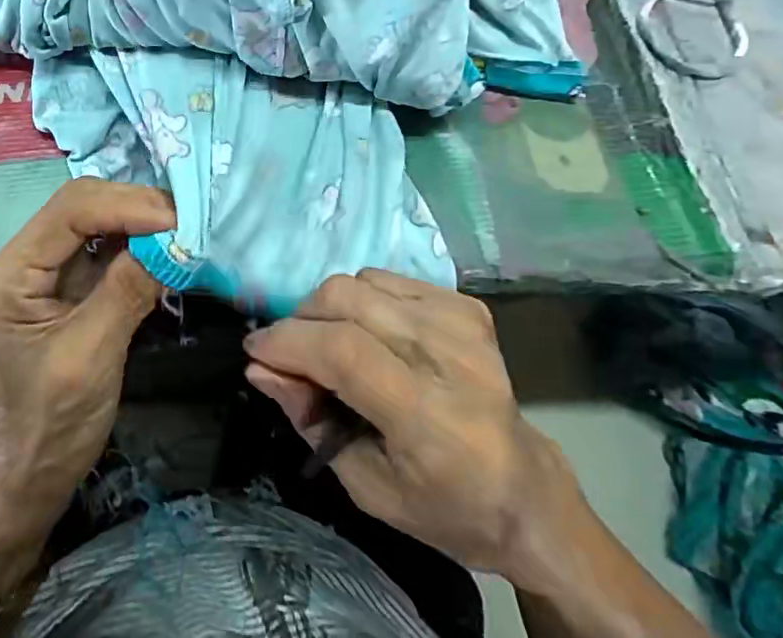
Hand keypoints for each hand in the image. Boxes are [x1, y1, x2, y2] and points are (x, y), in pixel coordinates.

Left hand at [0, 178, 175, 597]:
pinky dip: (133, 246)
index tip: (178, 217)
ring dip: (136, 222)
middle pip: (77, 209)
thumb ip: (127, 289)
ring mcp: (40, 274)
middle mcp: (19, 262)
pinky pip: (98, 252)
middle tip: (188, 218)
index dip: (124, 206)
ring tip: (183, 226)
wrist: (32, 472)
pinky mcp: (61, 288)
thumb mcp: (92, 354)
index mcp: (9, 275)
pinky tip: (162, 247)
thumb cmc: (54, 423)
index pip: (68, 212)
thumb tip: (173, 240)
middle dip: (133, 207)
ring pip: (90, 224)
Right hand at [243, 269, 589, 592]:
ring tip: (329, 343)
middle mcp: (454, 361)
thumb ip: (308, 418)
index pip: (344, 351)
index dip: (287, 342)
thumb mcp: (364, 485)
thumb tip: (259, 367)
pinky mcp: (468, 308)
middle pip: (346, 299)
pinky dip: (359, 298)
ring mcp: (465, 327)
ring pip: (359, 281)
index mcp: (434, 420)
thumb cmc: (442, 505)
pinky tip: (366, 330)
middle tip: (292, 355)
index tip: (256, 352)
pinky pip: (384, 277)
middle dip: (299, 321)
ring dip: (327, 308)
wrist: (527, 496)